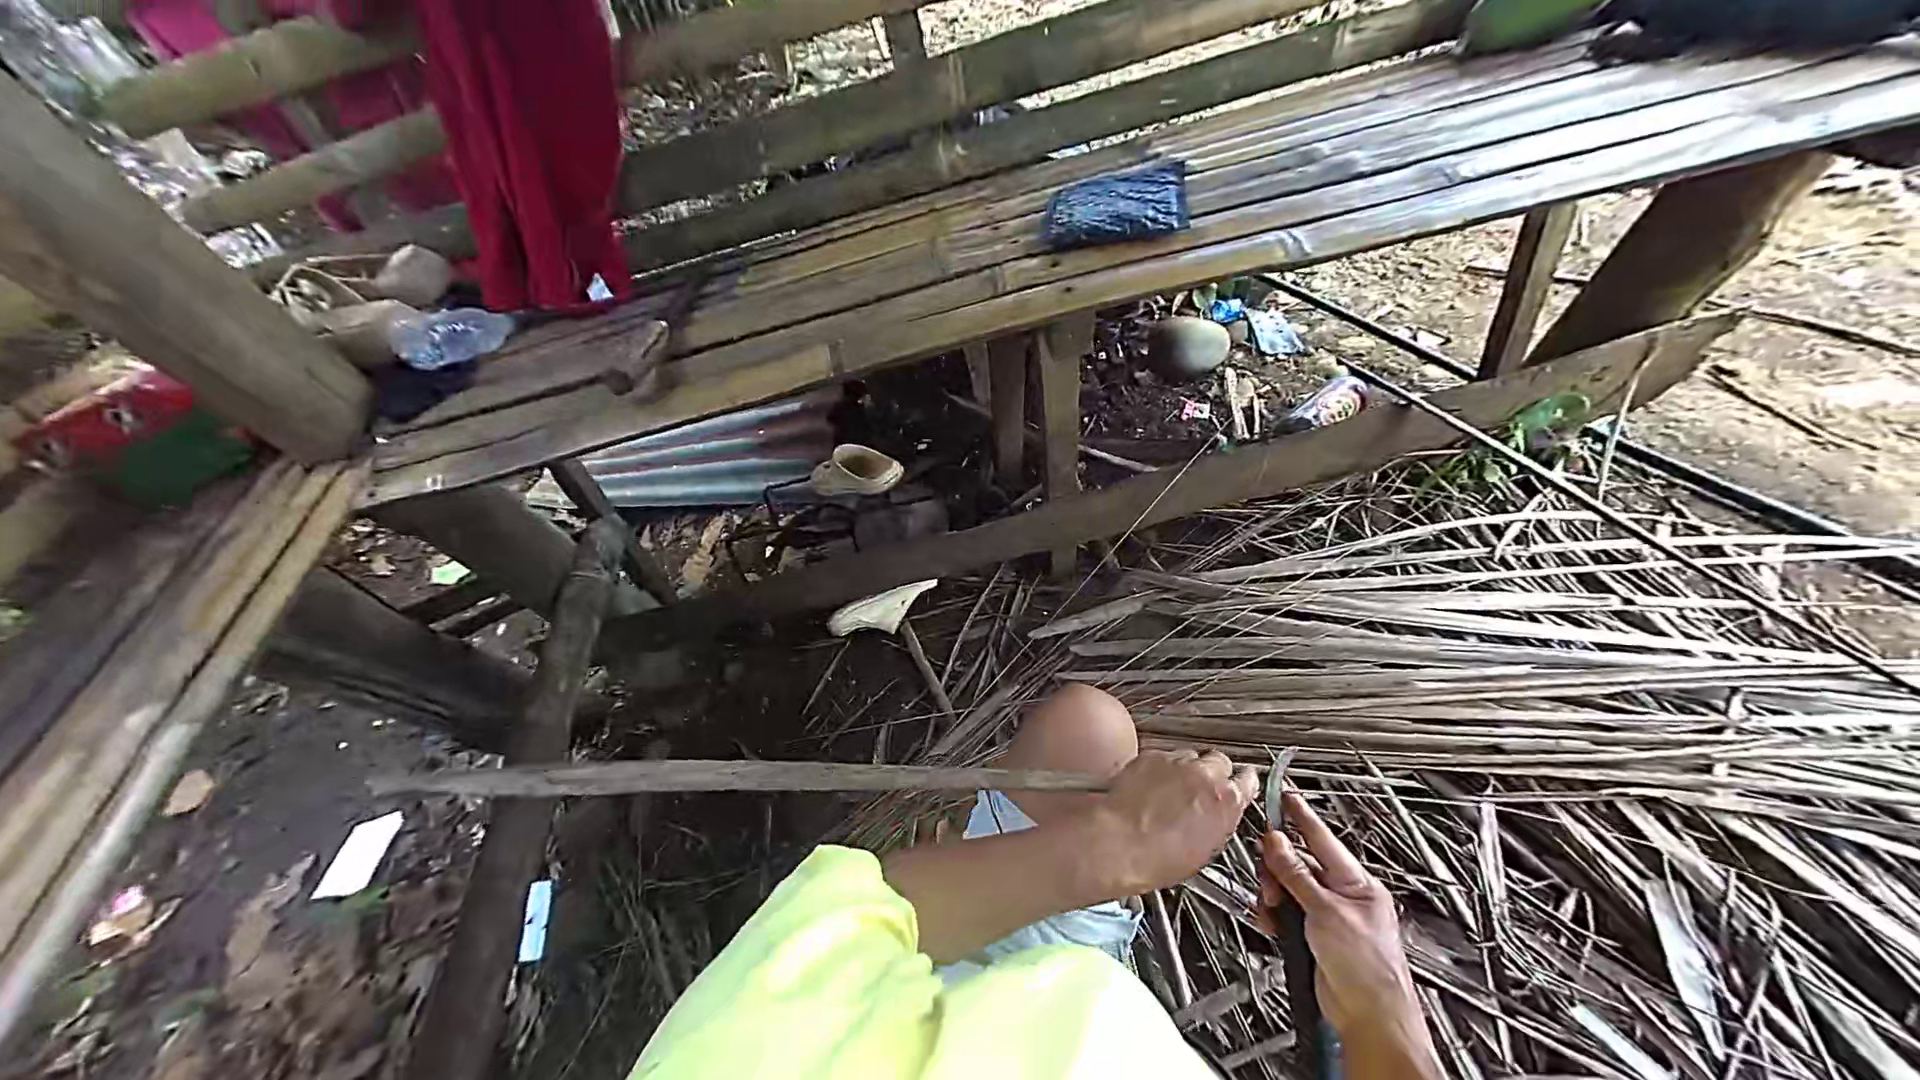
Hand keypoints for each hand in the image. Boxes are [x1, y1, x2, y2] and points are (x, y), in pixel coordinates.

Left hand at [1089, 749, 1258, 895]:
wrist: (1121, 840)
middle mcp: (1205, 774)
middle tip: (1200, 789)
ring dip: (1185, 769)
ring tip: (1172, 789)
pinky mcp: (1151, 755)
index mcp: (1227, 801)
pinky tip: (1151, 785)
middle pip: (1219, 761)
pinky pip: (1163, 756)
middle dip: (1213, 772)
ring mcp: (1177, 762)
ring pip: (1190, 756)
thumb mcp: (1207, 848)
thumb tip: (1217, 815)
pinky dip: (1161, 767)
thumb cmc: (1160, 855)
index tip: (1240, 784)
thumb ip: (1219, 821)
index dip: (1243, 783)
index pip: (1248, 780)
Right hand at [1259, 791, 1441, 1077]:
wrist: (1370, 1019)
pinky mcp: (1312, 933)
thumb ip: (1296, 874)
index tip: (1284, 794)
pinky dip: (1274, 913)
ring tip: (1273, 908)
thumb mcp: (1327, 912)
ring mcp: (1326, 914)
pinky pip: (1284, 909)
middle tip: (1268, 878)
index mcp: (1356, 883)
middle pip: (1296, 862)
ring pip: (1286, 885)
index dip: (1300, 814)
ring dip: (1273, 893)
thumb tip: (1275, 841)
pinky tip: (1275, 923)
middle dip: (1277, 868)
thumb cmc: (1369, 970)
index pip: (1321, 837)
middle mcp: (1341, 894)